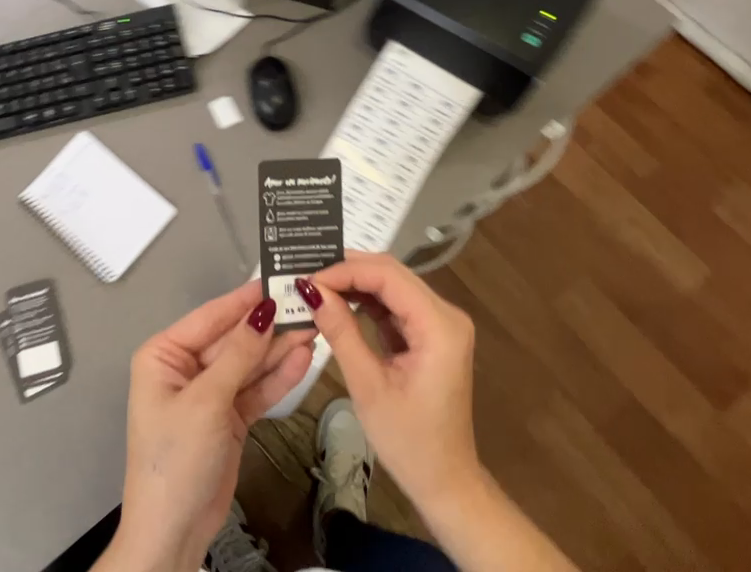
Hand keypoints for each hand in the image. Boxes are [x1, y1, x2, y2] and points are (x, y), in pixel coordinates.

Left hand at [100, 281, 316, 571]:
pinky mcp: (229, 418)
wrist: (173, 530)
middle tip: (307, 303)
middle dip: (268, 325)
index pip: (210, 317)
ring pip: (249, 363)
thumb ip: (239, 355)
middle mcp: (185, 369)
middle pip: (233, 339)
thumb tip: (263, 311)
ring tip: (314, 325)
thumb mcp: (206, 401)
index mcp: (164, 356)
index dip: (245, 299)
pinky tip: (304, 357)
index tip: (278, 278)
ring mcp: (209, 394)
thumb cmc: (175, 459)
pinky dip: (278, 377)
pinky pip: (256, 390)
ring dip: (279, 349)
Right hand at [301, 252, 481, 510]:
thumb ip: (341, 332)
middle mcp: (446, 315)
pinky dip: (364, 300)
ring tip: (314, 284)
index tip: (306, 278)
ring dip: (353, 282)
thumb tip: (310, 290)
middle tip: (304, 274)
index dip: (345, 270)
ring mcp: (439, 323)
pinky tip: (336, 300)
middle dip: (347, 269)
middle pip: (392, 273)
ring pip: (391, 284)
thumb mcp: (367, 385)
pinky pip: (394, 304)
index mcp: (440, 326)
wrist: (444, 480)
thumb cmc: (408, 439)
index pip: (388, 276)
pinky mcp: (429, 334)